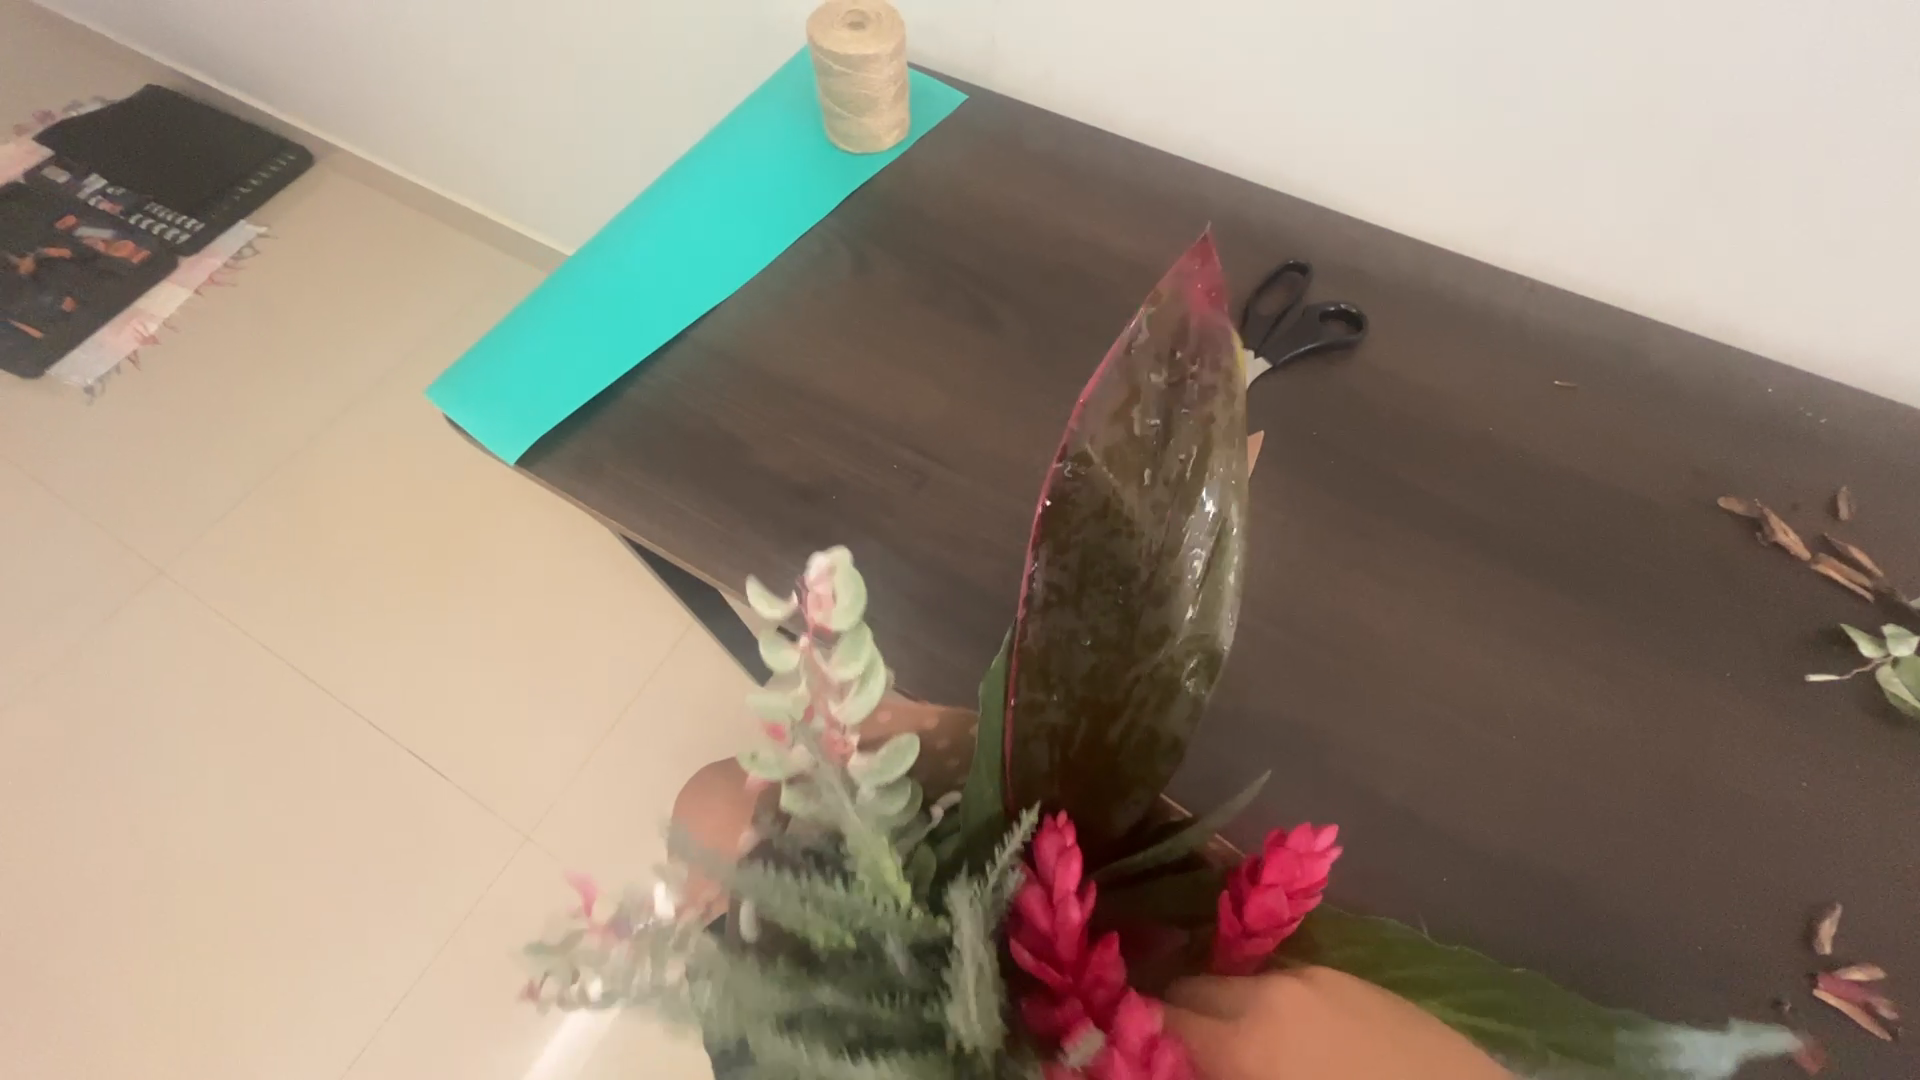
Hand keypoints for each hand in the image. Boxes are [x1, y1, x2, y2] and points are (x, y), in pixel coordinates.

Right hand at [1164, 967, 1508, 1079]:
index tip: (1137, 1054)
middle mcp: (1270, 989)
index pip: (1159, 1017)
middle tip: (1189, 1060)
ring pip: (1237, 985)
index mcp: (1248, 1038)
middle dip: (1176, 1024)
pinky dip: (1270, 1011)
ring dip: (1225, 1016)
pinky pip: (1284, 986)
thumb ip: (1216, 1071)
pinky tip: (1300, 1050)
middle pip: (1188, 989)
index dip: (1137, 1035)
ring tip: (1247, 1058)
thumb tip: (1169, 1060)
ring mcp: (1315, 977)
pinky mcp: (1354, 981)